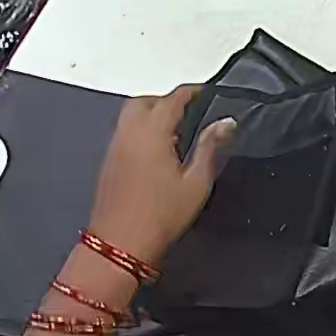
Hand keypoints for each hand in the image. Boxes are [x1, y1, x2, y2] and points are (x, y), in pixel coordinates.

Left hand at [86, 85, 234, 267]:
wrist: (120, 243)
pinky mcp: (109, 161)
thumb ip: (210, 147)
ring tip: (178, 134)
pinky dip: (142, 130)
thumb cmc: (163, 213)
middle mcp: (129, 131)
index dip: (193, 92)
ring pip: (132, 115)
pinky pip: (126, 132)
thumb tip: (226, 122)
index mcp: (152, 131)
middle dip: (168, 101)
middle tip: (192, 114)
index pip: (173, 98)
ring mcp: (115, 145)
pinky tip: (159, 151)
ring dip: (153, 114)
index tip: (211, 93)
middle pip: (147, 101)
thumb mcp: (196, 182)